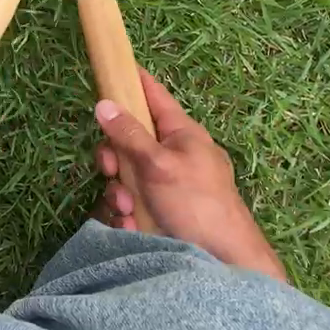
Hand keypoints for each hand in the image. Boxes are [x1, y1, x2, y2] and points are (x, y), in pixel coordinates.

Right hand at [94, 68, 287, 283]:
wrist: (226, 263)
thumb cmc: (198, 205)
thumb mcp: (159, 164)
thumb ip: (129, 135)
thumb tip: (103, 103)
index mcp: (182, 134)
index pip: (154, 95)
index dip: (133, 80)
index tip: (112, 66)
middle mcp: (174, 155)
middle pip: (130, 139)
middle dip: (115, 157)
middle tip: (111, 171)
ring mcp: (168, 185)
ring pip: (126, 174)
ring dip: (119, 192)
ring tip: (128, 210)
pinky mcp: (161, 212)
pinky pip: (132, 202)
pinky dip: (127, 213)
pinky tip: (131, 226)